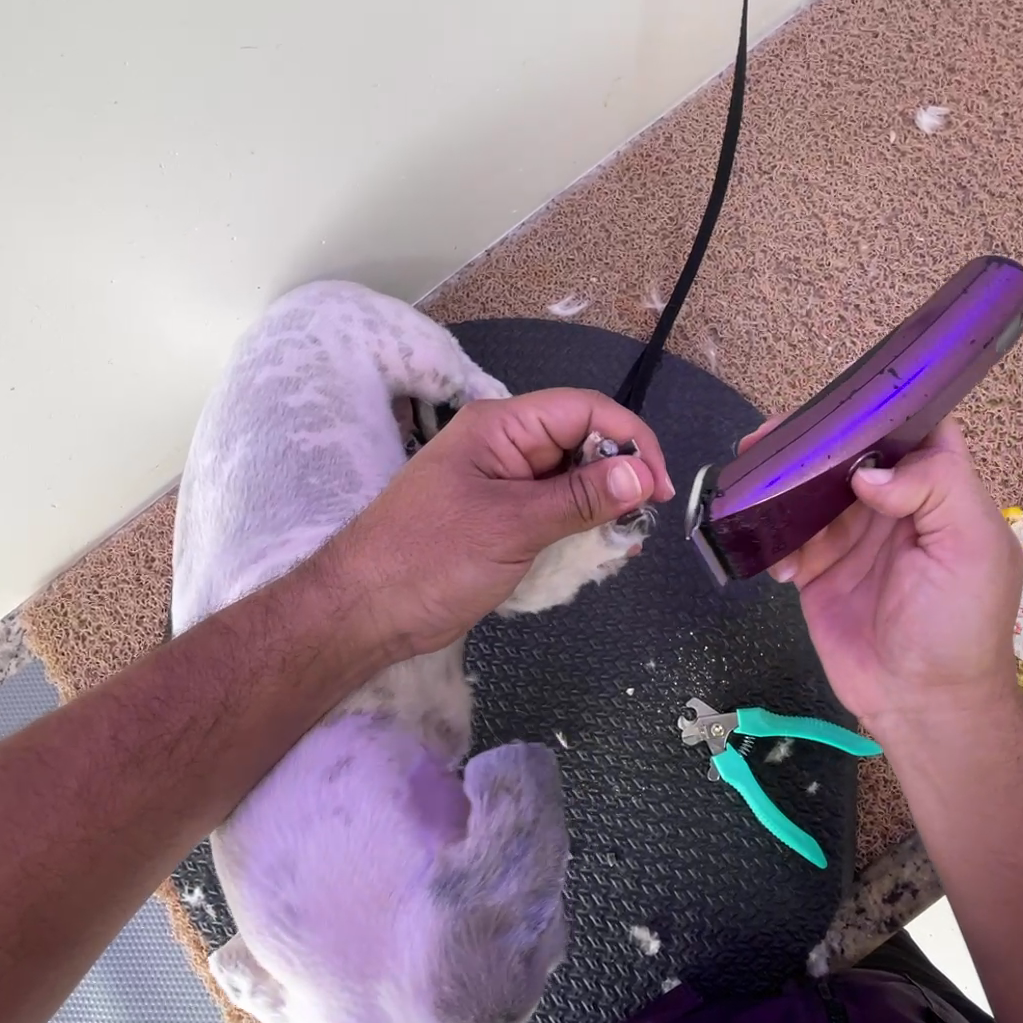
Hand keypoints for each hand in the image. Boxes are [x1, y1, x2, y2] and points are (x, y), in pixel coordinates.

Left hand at [325, 387, 674, 657]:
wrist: (365, 612)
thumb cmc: (430, 559)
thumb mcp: (511, 525)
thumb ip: (579, 499)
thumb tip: (641, 475)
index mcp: (501, 427)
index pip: (583, 411)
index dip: (630, 440)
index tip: (658, 487)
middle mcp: (505, 448)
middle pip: (581, 444)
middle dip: (618, 477)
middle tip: (644, 521)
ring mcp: (503, 486)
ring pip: (571, 482)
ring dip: (602, 508)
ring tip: (626, 543)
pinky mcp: (501, 522)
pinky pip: (553, 514)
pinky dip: (579, 530)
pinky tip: (599, 553)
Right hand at [744, 417, 1022, 724]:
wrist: (918, 702)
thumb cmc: (957, 624)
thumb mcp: (971, 548)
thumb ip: (935, 489)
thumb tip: (863, 473)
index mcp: (938, 494)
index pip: (913, 433)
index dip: (882, 409)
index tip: (840, 398)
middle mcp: (892, 508)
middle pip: (847, 457)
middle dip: (810, 443)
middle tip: (767, 438)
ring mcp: (850, 539)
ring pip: (810, 493)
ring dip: (781, 486)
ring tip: (749, 481)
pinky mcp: (817, 571)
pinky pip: (787, 540)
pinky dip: (774, 540)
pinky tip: (776, 557)